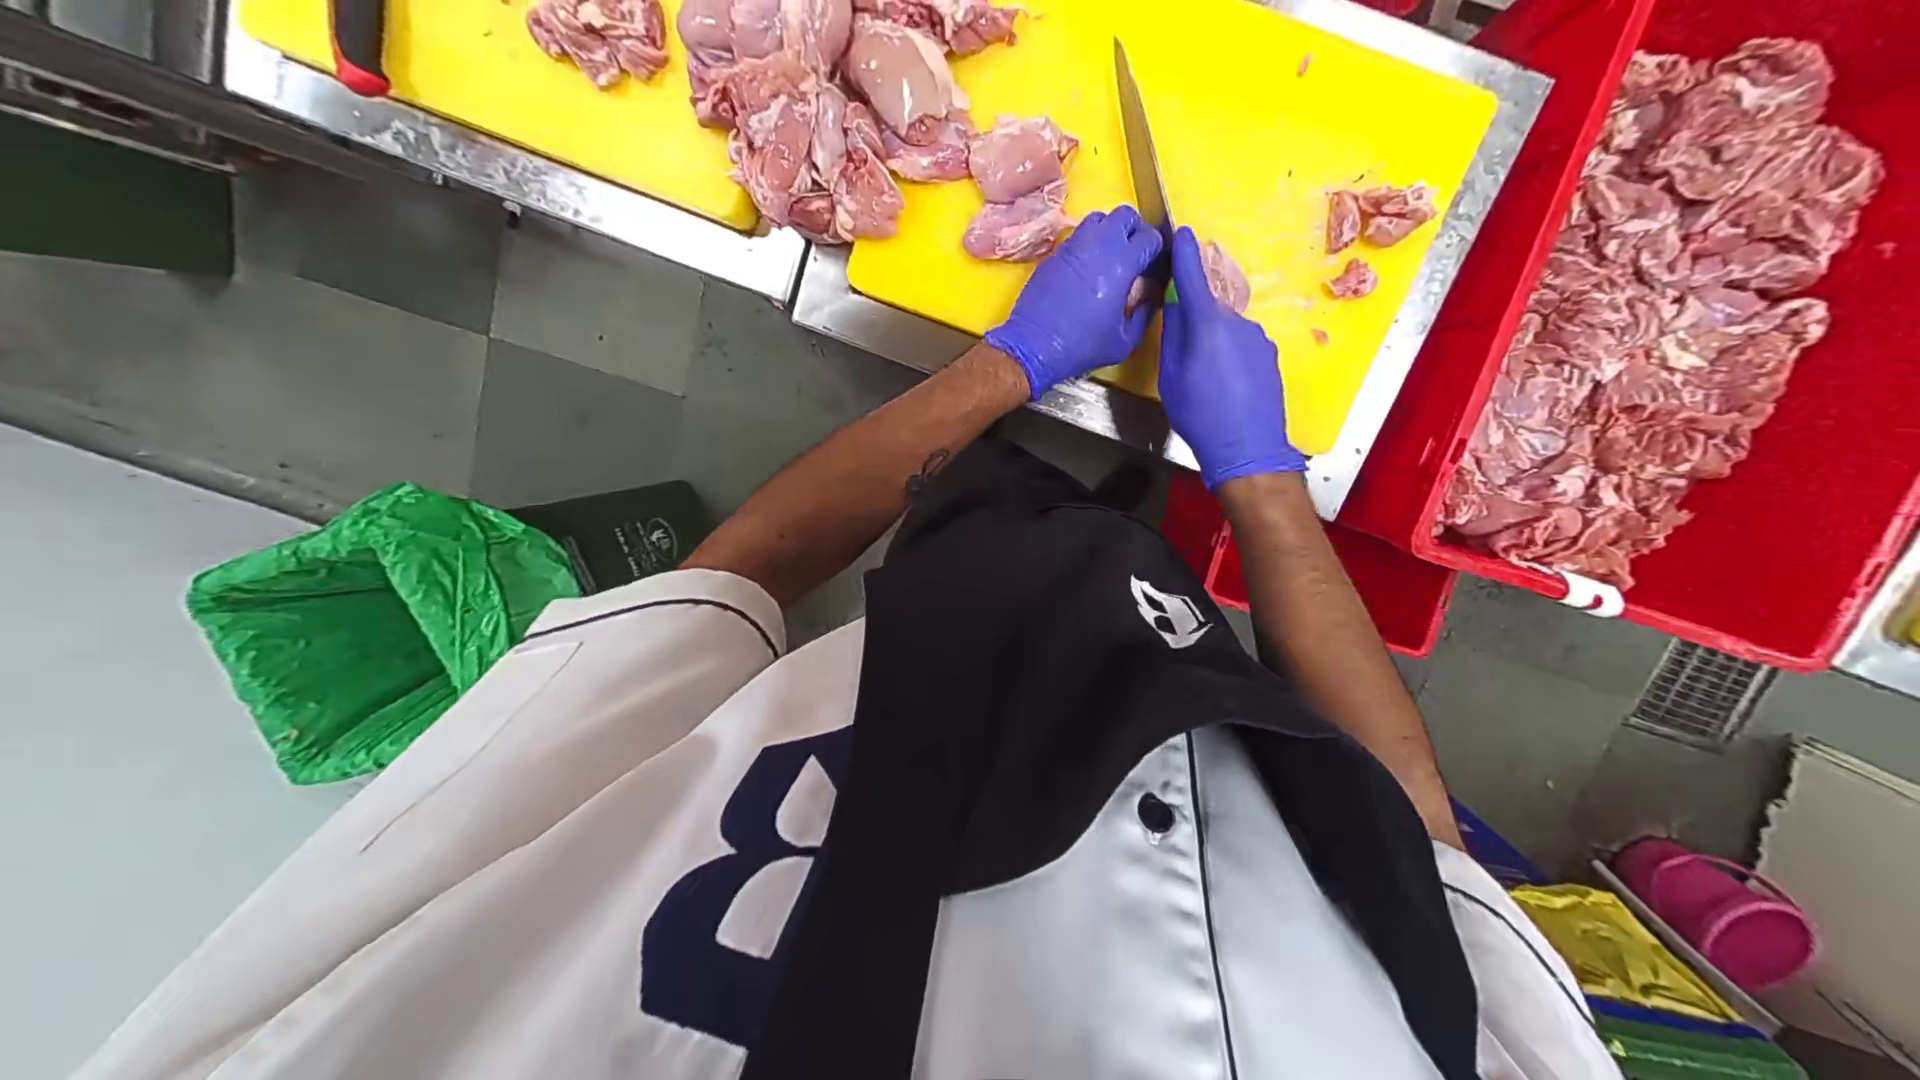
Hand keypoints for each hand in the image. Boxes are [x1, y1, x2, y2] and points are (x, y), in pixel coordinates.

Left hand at [984, 206, 1163, 398]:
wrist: (1034, 345)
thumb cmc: (1082, 346)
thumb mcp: (1124, 340)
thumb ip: (1145, 313)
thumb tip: (1152, 297)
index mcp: (1121, 263)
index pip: (1151, 237)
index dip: (1157, 250)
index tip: (1154, 266)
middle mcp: (1098, 245)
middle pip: (1125, 215)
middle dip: (1135, 230)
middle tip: (1135, 254)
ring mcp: (1073, 246)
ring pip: (1099, 219)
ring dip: (1110, 232)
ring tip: (1111, 257)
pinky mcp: (1054, 254)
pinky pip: (1077, 235)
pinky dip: (1089, 243)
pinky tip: (1088, 267)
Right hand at [1159, 227, 1305, 487]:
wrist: (1248, 448)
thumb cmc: (1199, 413)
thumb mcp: (1171, 376)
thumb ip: (1173, 335)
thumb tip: (1176, 305)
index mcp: (1208, 324)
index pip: (1194, 278)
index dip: (1185, 255)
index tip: (1182, 232)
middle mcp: (1238, 323)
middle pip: (1209, 310)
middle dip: (1194, 322)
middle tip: (1180, 356)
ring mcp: (1258, 339)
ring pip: (1225, 331)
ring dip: (1211, 345)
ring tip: (1202, 381)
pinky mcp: (1269, 357)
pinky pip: (1241, 347)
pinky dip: (1227, 358)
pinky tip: (1222, 387)